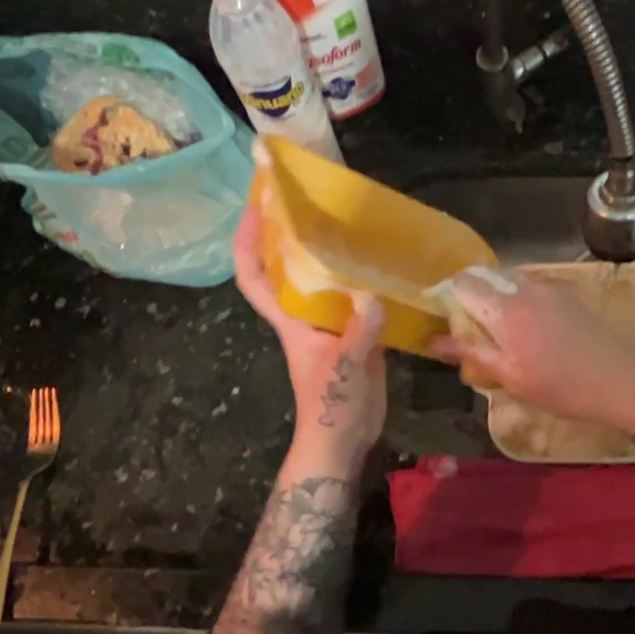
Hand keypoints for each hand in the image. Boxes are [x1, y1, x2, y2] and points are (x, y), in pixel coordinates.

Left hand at [233, 202, 386, 458]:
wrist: (344, 440)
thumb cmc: (331, 407)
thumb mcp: (344, 368)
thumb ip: (358, 331)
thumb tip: (371, 295)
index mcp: (291, 318)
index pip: (254, 274)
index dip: (248, 238)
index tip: (257, 202)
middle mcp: (305, 313)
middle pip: (288, 265)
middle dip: (290, 230)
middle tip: (309, 192)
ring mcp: (330, 322)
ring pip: (323, 277)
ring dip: (330, 250)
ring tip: (350, 216)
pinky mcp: (355, 333)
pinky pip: (355, 296)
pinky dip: (365, 278)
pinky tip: (386, 262)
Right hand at [431, 267, 634, 427]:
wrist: (621, 381)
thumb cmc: (561, 386)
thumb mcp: (510, 377)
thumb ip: (471, 352)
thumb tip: (434, 339)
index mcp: (506, 308)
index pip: (462, 282)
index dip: (447, 296)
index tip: (443, 319)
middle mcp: (525, 286)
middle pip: (484, 276)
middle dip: (469, 295)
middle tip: (467, 327)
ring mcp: (548, 286)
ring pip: (507, 278)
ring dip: (492, 296)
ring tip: (495, 329)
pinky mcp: (566, 292)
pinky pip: (528, 285)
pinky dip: (515, 298)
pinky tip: (524, 327)